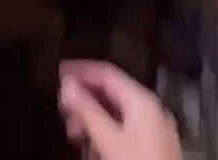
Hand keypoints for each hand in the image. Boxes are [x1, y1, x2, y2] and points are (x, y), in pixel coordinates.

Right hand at [57, 60, 181, 159]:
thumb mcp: (107, 138)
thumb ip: (86, 109)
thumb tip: (67, 86)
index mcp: (142, 101)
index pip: (106, 73)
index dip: (81, 71)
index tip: (62, 74)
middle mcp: (152, 110)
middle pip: (111, 92)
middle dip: (85, 98)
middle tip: (64, 105)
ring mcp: (155, 129)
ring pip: (117, 112)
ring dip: (93, 116)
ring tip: (74, 130)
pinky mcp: (155, 147)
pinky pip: (125, 128)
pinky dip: (106, 129)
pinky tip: (93, 142)